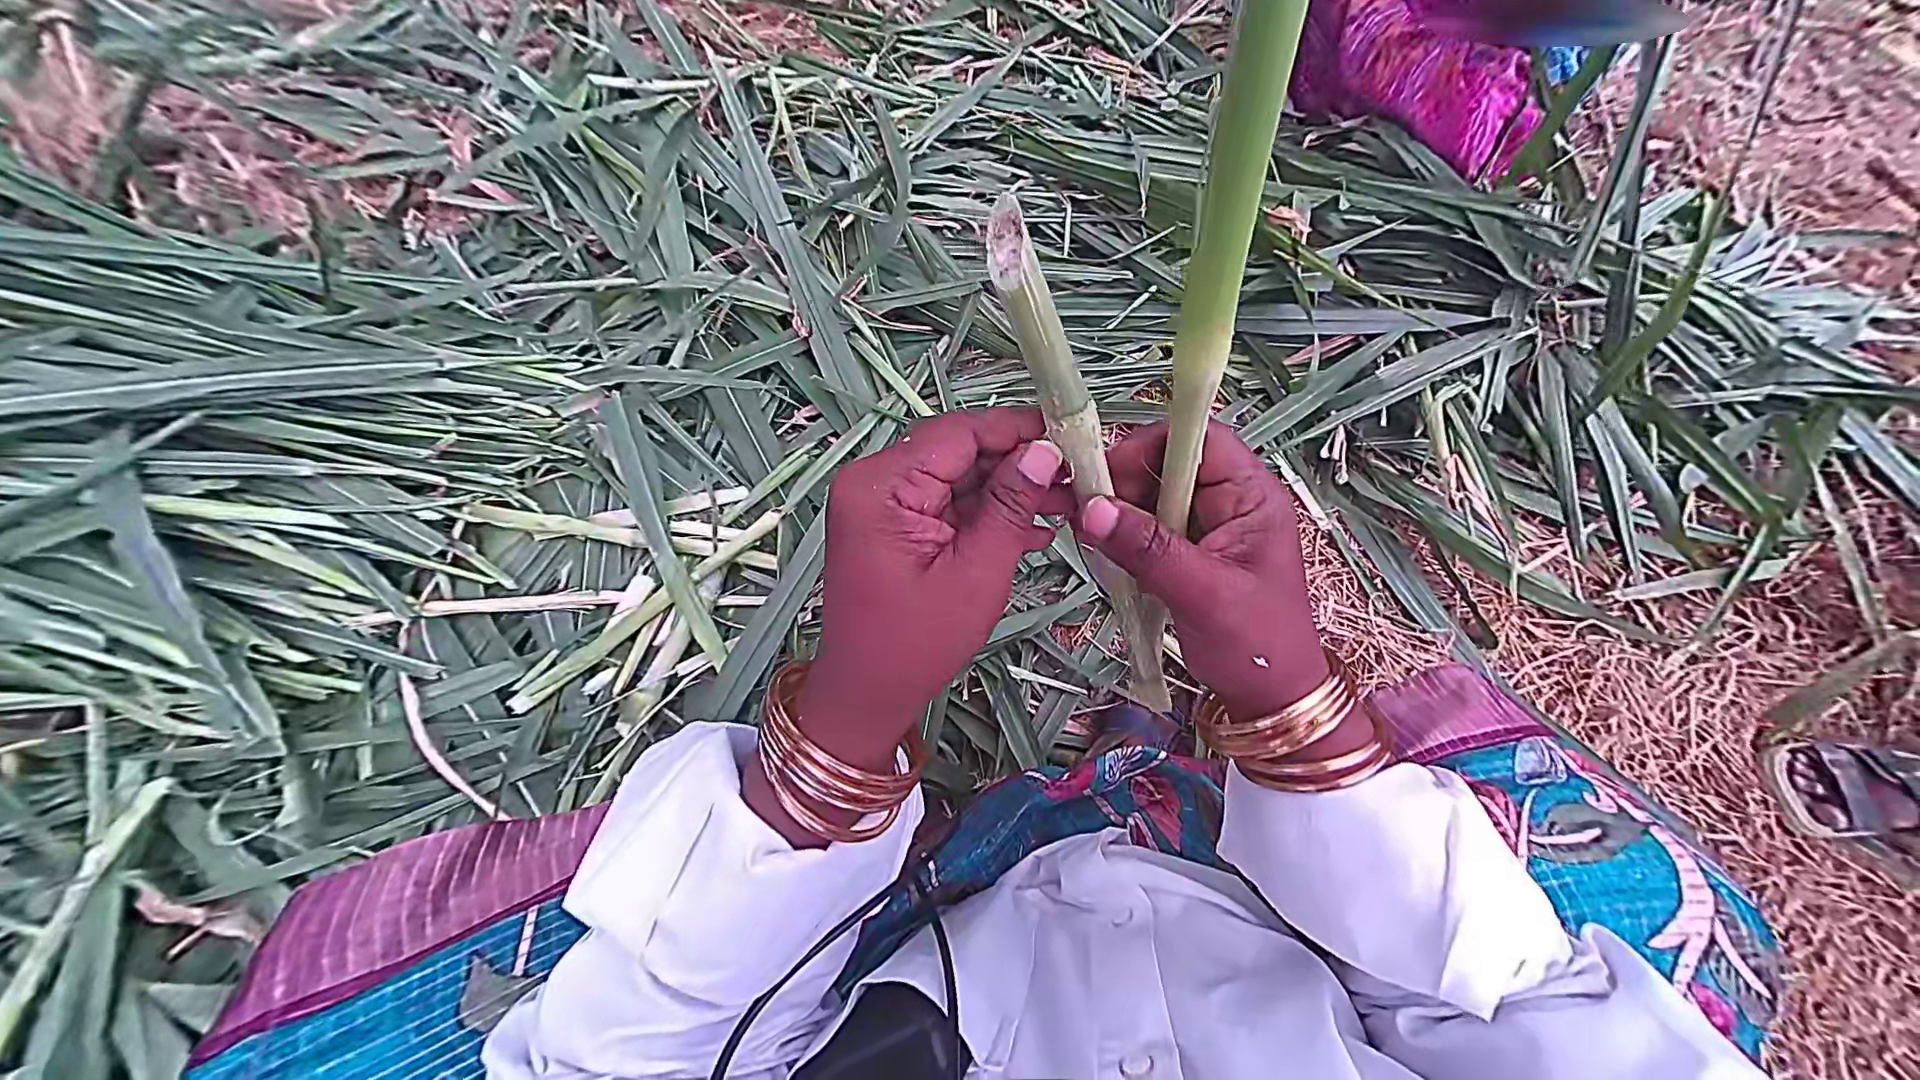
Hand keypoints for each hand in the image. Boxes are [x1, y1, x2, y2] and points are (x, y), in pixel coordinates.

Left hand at [798, 407, 1072, 766]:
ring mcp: (884, 503)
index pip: (957, 433)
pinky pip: (948, 504)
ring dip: (1008, 490)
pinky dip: (986, 513)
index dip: (1016, 430)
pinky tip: (1030, 528)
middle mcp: (875, 482)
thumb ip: (1011, 505)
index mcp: (881, 486)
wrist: (869, 691)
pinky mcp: (896, 524)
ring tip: (1063, 504)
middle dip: (1018, 464)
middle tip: (1074, 475)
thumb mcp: (976, 572)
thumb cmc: (917, 643)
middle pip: (958, 452)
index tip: (1066, 435)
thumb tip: (1044, 451)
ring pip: (959, 478)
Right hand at [1075, 420, 1329, 722]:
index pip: (1199, 439)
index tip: (1109, 477)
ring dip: (1120, 512)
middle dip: (1126, 483)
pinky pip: (1146, 525)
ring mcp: (1205, 526)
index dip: (1152, 445)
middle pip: (1166, 463)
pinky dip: (1123, 535)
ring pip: (1150, 494)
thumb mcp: (1202, 594)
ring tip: (1101, 542)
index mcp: (1250, 496)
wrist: (1269, 699)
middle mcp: (1227, 501)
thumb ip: (1148, 549)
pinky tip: (1112, 556)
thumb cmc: (1256, 646)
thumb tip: (1091, 509)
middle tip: (1095, 518)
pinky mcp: (1186, 549)